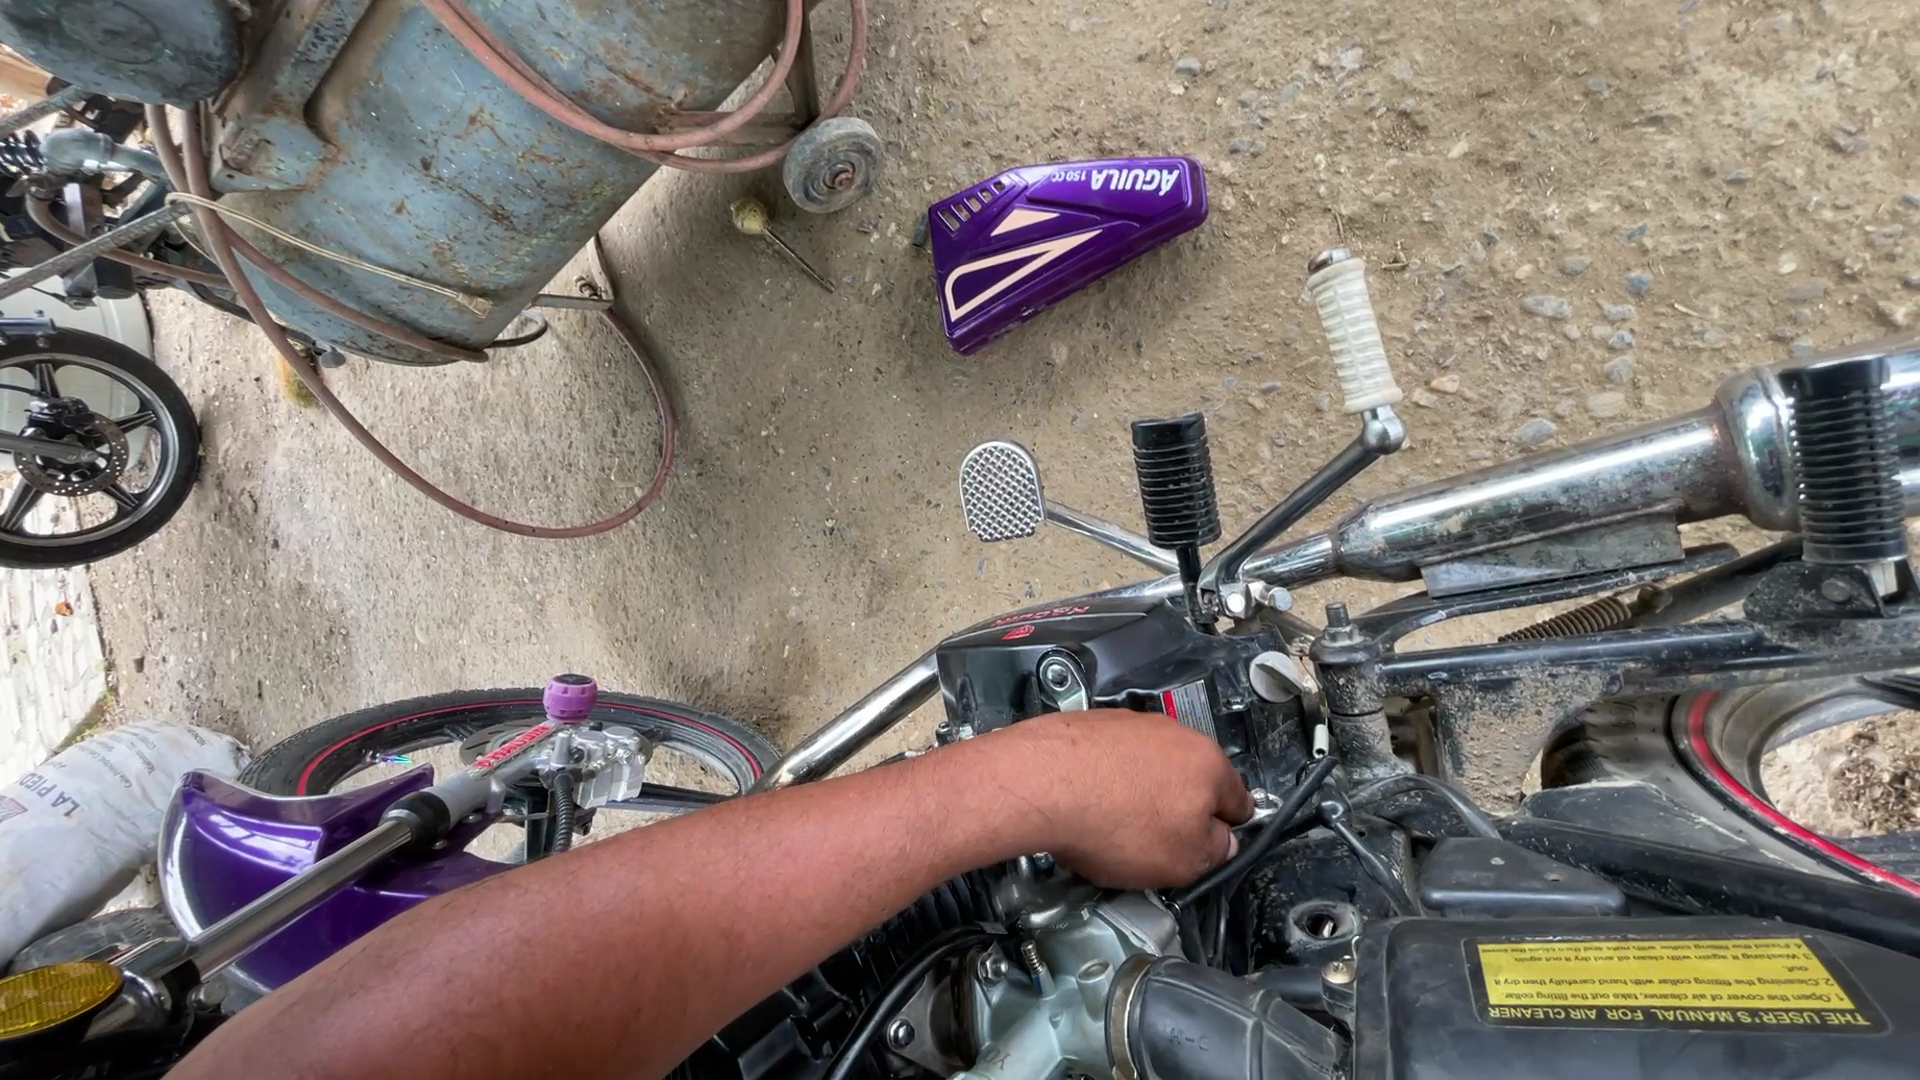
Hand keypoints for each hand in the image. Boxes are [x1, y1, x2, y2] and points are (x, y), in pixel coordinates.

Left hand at [978, 709, 1253, 888]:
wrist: (1040, 780)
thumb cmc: (1119, 825)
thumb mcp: (1182, 861)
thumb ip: (1214, 850)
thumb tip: (1222, 838)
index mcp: (1208, 762)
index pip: (1238, 800)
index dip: (1225, 830)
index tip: (1206, 847)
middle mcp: (1174, 731)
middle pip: (1190, 777)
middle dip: (1179, 806)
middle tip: (1154, 839)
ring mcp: (1128, 720)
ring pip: (1148, 764)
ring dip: (1140, 787)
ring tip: (1112, 819)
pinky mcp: (1089, 720)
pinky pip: (1109, 755)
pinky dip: (1104, 774)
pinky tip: (1084, 796)